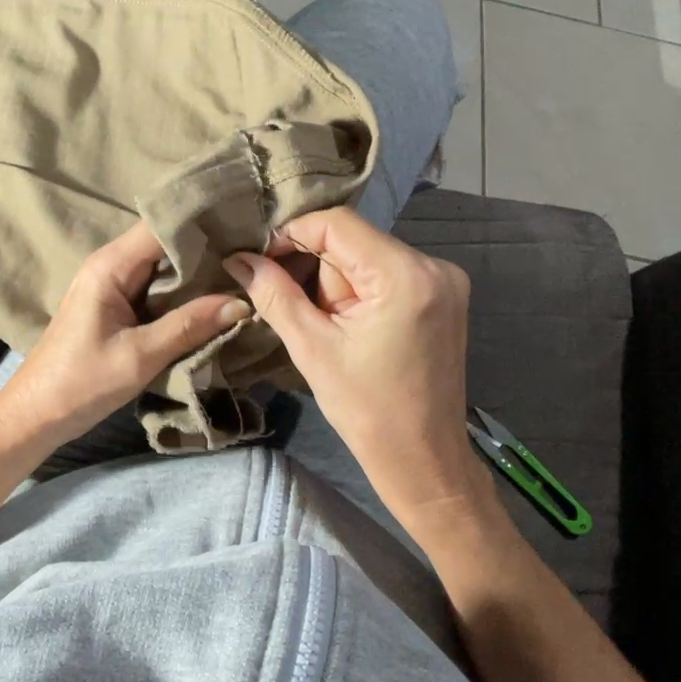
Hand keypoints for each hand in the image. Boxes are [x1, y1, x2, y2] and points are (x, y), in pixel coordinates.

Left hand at [0, 220, 252, 446]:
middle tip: (255, 249)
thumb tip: (243, 303)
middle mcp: (110, 265)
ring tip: (245, 269)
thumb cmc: (81, 383)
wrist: (36, 414)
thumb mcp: (140, 356)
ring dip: (198, 270)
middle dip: (207, 245)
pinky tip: (215, 297)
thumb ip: (190, 326)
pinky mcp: (116, 307)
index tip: (245, 222)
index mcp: (110, 266)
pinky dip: (183, 291)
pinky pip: (156, 288)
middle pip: (165, 241)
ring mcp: (112, 286)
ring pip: (163, 266)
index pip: (162, 224)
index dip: (202, 220)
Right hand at [223, 207, 480, 501]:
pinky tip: (343, 325)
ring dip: (332, 283)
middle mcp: (433, 265)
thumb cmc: (366, 409)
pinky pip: (383, 274)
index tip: (259, 264)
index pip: (336, 224)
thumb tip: (238, 258)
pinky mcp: (440, 296)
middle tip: (288, 305)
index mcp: (405, 275)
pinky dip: (355, 291)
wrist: (422, 457)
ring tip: (320, 326)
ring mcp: (442, 280)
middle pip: (352, 240)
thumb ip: (274, 294)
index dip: (290, 236)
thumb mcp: (311, 348)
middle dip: (312, 268)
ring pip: (365, 257)